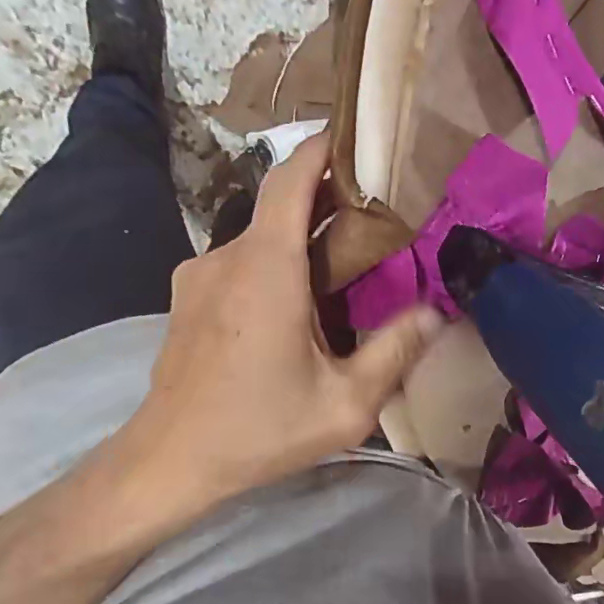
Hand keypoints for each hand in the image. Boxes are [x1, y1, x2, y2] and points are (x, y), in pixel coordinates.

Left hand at [135, 135, 442, 499]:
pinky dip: (270, 267)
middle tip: (374, 222)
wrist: (168, 461)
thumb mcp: (344, 405)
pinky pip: (238, 265)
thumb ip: (394, 353)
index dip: (321, 150)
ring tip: (340, 274)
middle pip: (279, 207)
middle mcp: (227, 257)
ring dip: (297, 244)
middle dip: (326, 204)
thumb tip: (436, 314)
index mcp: (266, 267)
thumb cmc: (257, 431)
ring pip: (259, 240)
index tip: (356, 142)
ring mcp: (198, 275)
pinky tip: (292, 310)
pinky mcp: (186, 298)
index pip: (290, 179)